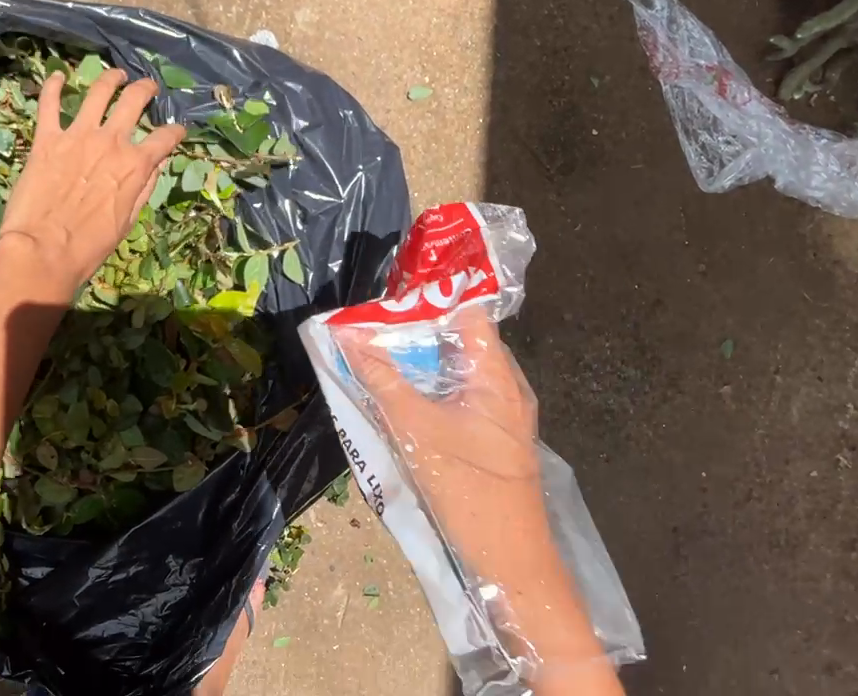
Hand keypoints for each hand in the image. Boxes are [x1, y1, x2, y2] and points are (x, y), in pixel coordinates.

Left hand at [0, 69, 185, 304]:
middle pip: (134, 102)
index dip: (174, 132)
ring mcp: (77, 136)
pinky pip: (49, 104)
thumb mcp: (127, 222)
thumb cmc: (89, 247)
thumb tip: (155, 166)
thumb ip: (142, 188)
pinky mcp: (46, 139)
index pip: (164, 139)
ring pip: (98, 93)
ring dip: (110, 79)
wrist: (43, 251)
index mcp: (135, 165)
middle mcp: (110, 142)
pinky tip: (56, 76)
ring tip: (115, 74)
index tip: (177, 130)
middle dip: (145, 90)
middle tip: (148, 86)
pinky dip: (52, 86)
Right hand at [336, 309, 543, 553]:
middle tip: (370, 321)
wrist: (511, 563)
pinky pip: (458, 393)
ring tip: (377, 347)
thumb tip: (345, 333)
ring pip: (457, 368)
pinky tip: (400, 390)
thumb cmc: (468, 489)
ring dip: (420, 358)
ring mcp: (503, 413)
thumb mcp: (415, 429)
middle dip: (415, 326)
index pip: (467, 312)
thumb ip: (380, 378)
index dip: (429, 297)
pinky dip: (429, 383)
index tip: (388, 294)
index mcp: (497, 376)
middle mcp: (506, 387)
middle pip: (460, 338)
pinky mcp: (492, 436)